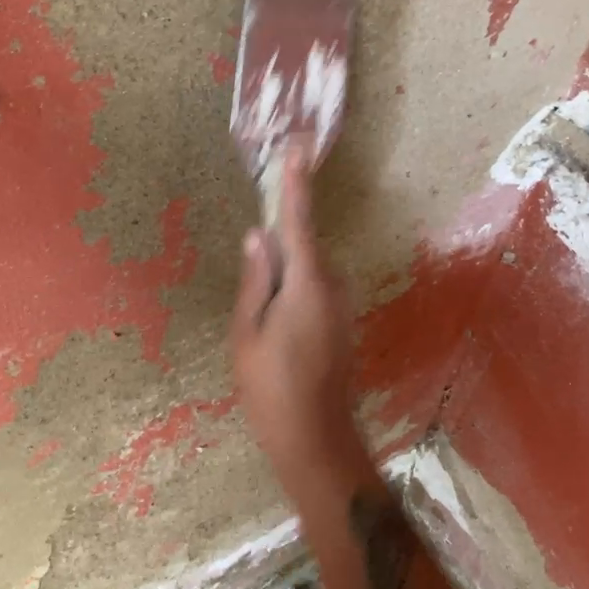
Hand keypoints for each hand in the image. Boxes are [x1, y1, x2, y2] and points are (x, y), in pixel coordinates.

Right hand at [231, 146, 374, 502]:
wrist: (317, 441)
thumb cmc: (271, 388)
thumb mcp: (247, 332)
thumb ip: (255, 279)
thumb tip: (259, 234)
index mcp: (306, 283)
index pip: (299, 221)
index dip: (297, 181)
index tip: (299, 146)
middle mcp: (332, 285)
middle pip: (300, 247)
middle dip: (274, 256)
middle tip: (253, 308)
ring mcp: (342, 305)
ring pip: (305, 270)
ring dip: (283, 282)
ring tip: (263, 333)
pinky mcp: (342, 321)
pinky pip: (313, 289)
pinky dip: (293, 296)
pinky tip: (279, 338)